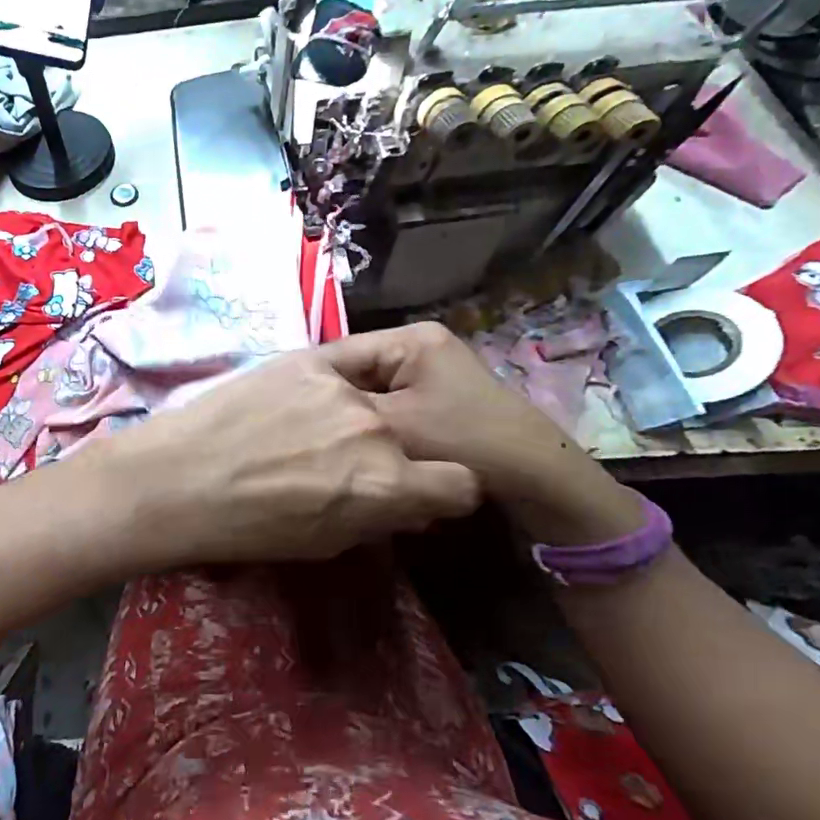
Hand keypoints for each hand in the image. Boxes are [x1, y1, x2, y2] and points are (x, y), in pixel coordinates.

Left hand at [85, 347, 483, 568]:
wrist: (174, 481)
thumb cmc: (244, 527)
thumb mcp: (324, 541)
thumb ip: (378, 517)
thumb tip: (409, 503)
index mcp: (386, 486)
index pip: (461, 483)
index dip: (443, 490)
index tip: (420, 492)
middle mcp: (376, 430)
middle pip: (421, 435)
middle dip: (401, 451)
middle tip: (357, 457)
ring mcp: (341, 387)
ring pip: (383, 398)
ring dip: (365, 414)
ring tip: (314, 424)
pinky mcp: (307, 358)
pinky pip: (348, 364)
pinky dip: (336, 382)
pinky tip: (301, 394)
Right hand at [324, 323, 643, 544]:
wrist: (535, 479)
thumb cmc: (462, 440)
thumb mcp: (392, 426)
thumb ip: (342, 415)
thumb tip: (300, 412)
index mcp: (411, 339)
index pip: (340, 353)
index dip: (311, 388)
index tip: (285, 420)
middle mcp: (422, 349)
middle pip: (357, 377)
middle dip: (338, 411)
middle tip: (311, 441)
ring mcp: (432, 376)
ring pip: (372, 401)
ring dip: (358, 428)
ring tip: (335, 453)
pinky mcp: (439, 404)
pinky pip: (391, 416)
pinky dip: (379, 437)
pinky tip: (366, 460)